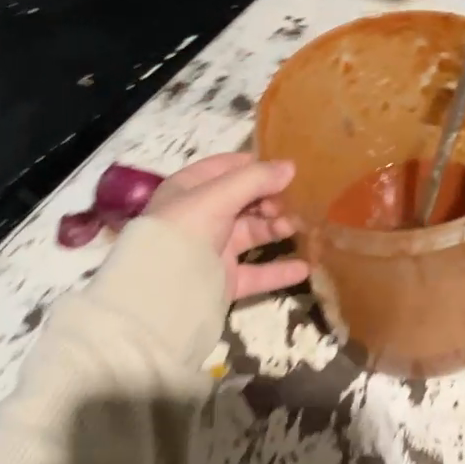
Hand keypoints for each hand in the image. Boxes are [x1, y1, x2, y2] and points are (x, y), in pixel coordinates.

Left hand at [143, 153, 309, 301]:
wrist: (159, 298)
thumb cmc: (185, 231)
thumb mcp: (218, 195)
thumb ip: (256, 179)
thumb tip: (290, 167)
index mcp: (190, 189)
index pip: (227, 167)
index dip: (256, 165)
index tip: (287, 168)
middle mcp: (201, 216)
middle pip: (245, 200)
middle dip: (272, 198)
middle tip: (291, 203)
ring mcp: (213, 249)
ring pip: (253, 232)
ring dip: (278, 227)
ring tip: (299, 227)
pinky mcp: (224, 280)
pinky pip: (257, 271)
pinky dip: (280, 270)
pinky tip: (305, 266)